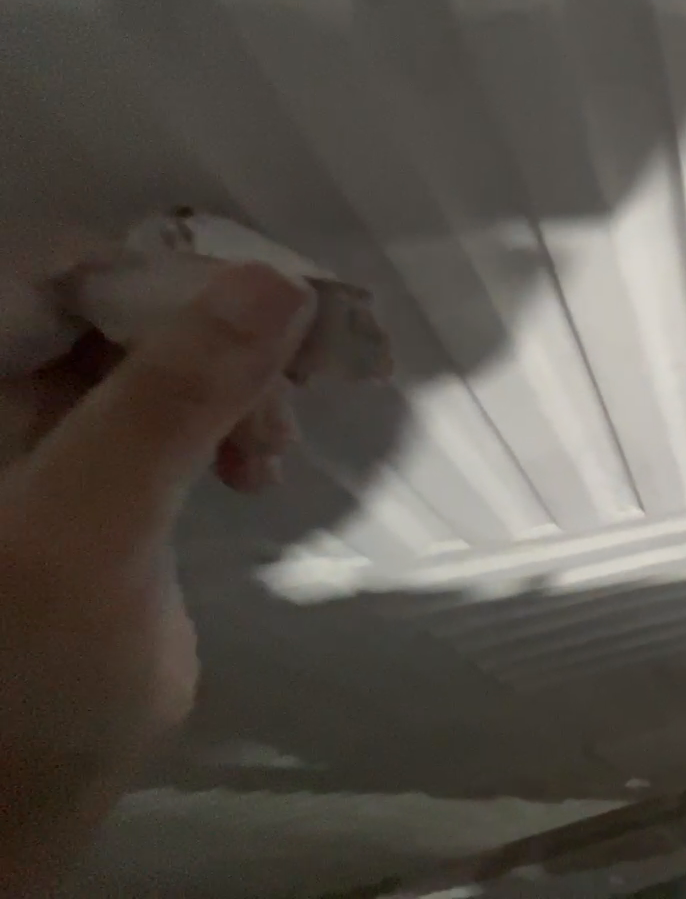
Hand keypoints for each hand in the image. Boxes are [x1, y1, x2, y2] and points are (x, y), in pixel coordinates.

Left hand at [0, 258, 313, 890]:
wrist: (24, 784)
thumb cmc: (20, 675)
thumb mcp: (83, 533)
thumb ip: (164, 405)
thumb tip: (276, 286)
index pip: (52, 271)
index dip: (168, 281)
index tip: (277, 322)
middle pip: (115, 305)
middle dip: (219, 343)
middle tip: (289, 390)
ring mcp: (33, 431)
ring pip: (160, 352)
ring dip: (238, 387)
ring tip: (265, 451)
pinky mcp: (96, 466)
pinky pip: (177, 400)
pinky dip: (234, 419)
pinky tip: (253, 465)